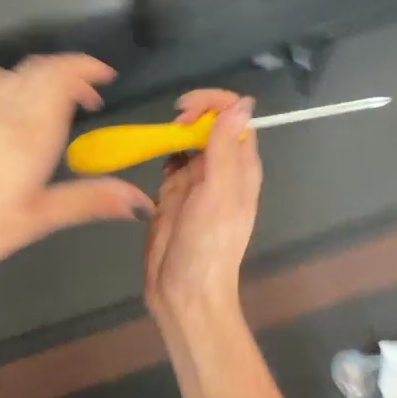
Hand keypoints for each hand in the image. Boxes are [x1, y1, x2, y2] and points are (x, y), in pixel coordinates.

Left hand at [0, 55, 153, 298]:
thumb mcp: (37, 220)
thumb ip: (89, 201)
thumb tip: (139, 201)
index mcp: (29, 131)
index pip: (62, 77)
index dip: (86, 69)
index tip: (104, 77)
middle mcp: (1, 110)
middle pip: (38, 69)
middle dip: (67, 70)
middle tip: (87, 93)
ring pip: (11, 74)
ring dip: (37, 76)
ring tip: (51, 101)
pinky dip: (10, 86)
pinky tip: (9, 115)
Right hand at [144, 89, 261, 320]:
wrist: (184, 293)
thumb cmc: (207, 247)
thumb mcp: (217, 194)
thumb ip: (225, 149)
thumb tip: (241, 104)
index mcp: (241, 169)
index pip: (236, 118)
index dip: (213, 105)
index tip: (185, 111)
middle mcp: (221, 171)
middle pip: (210, 125)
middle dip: (191, 116)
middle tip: (172, 125)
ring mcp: (196, 184)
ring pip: (188, 143)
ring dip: (174, 136)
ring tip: (161, 143)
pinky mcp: (173, 197)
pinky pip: (169, 165)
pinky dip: (161, 157)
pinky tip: (155, 164)